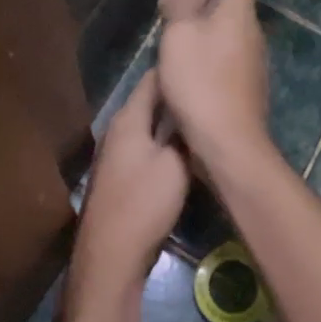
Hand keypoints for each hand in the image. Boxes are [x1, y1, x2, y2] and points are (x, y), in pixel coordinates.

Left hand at [76, 71, 189, 284]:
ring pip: (148, 127)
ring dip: (171, 122)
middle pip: (150, 103)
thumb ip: (184, 134)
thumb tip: (193, 110)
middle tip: (209, 92)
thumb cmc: (144, 203)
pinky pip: (146, 148)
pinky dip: (164, 143)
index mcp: (128, 119)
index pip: (153, 80)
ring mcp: (115, 155)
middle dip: (177, 97)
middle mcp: (117, 130)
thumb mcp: (175, 164)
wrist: (111, 254)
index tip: (204, 67)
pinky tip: (184, 150)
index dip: (177, 71)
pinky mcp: (120, 177)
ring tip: (202, 117)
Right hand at [155, 0, 271, 165]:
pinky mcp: (245, 87)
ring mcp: (252, 62)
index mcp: (240, 12)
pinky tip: (183, 66)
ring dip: (201, 23)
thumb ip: (181, 1)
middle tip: (171, 1)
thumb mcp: (179, 34)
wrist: (229, 144)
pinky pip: (225, 54)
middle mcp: (252, 32)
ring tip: (171, 34)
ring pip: (226, 29)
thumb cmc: (201, 81)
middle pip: (232, 0)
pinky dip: (205, 49)